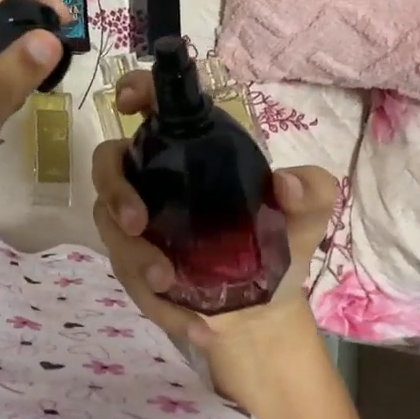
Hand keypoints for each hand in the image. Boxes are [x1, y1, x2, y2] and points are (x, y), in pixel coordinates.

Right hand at [90, 69, 338, 350]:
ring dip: (133, 256)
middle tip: (137, 223)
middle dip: (114, 191)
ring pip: (110, 226)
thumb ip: (311, 191)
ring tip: (169, 283)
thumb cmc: (278, 242)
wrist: (266, 312)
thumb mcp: (306, 216)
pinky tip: (198, 328)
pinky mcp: (132, 264)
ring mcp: (136, 221)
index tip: (129, 103)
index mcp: (189, 148)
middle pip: (108, 163)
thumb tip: (285, 185)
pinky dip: (159, 304)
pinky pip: (128, 278)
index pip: (154, 104)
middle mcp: (152, 176)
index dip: (137, 91)